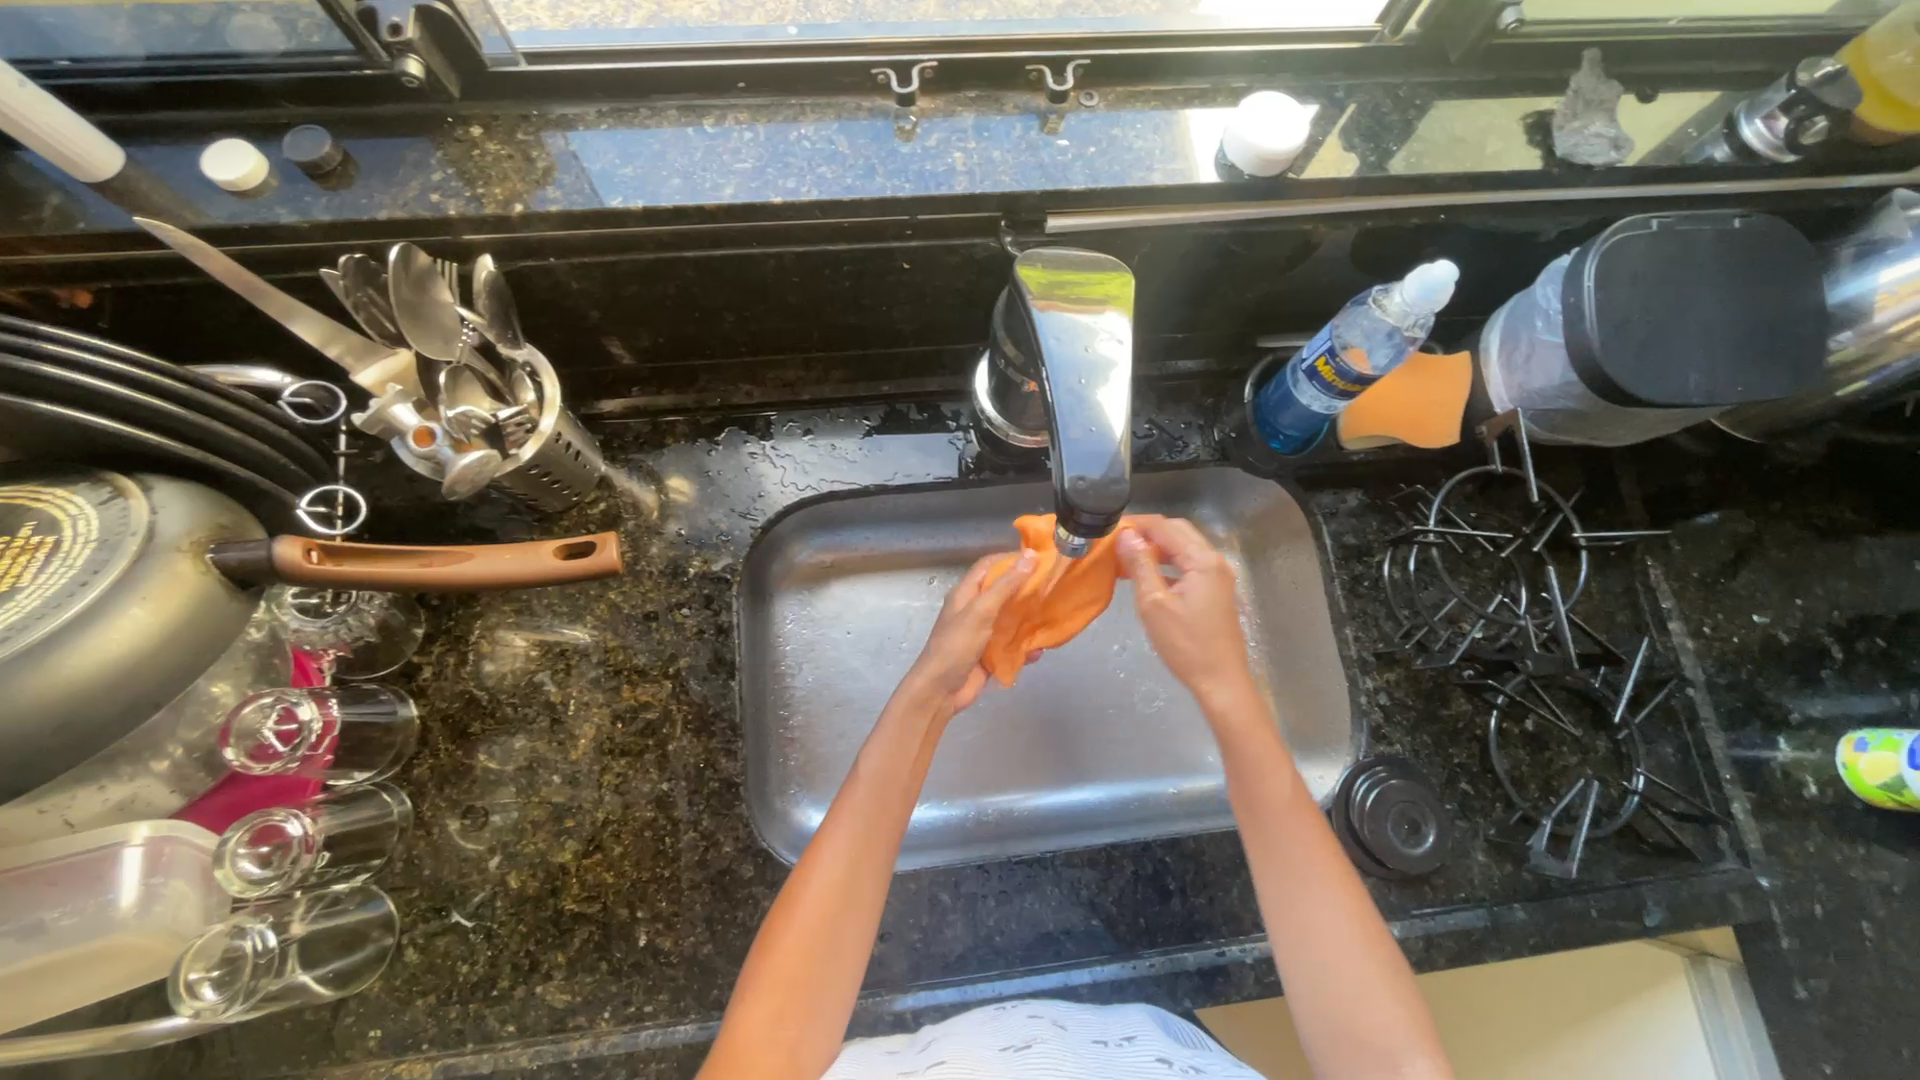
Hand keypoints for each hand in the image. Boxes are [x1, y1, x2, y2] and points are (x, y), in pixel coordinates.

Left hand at [899, 548, 1039, 715]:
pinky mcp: (988, 655)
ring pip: (1010, 620)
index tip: (1039, 559)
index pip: (989, 566)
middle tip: (1053, 585)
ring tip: (1053, 615)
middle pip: (1002, 592)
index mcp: (966, 594)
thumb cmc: (956, 646)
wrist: (940, 692)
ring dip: (1029, 619)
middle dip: (1025, 588)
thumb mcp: (981, 611)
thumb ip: (1005, 585)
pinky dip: (1024, 647)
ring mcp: (981, 634)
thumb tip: (1030, 556)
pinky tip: (1039, 650)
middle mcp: (974, 610)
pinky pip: (1011, 646)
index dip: (1011, 559)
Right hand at [1116, 516, 1255, 703]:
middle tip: (1117, 541)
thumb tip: (1126, 535)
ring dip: (1156, 548)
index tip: (1111, 528)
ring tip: (1126, 557)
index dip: (1138, 524)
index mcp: (1203, 561)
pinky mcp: (1215, 592)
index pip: (1166, 527)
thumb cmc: (1185, 644)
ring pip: (1183, 549)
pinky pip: (1188, 566)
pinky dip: (1166, 564)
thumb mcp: (1154, 603)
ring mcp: (1218, 577)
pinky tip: (1146, 575)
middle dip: (1147, 532)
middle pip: (1178, 533)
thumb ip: (1140, 565)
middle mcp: (1215, 562)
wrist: (1220, 680)